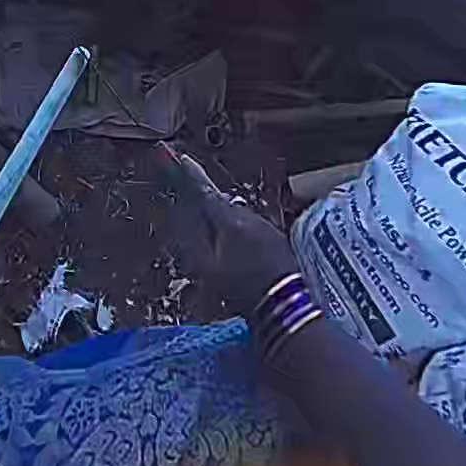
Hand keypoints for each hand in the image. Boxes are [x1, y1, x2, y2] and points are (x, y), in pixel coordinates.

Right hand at [170, 152, 299, 315]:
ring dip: (225, 223)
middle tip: (194, 216)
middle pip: (221, 203)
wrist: (286, 309)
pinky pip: (251, 228)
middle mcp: (249, 217)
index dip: (191, 173)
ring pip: (237, 217)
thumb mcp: (203, 263)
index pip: (204, 189)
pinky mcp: (279, 241)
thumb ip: (189, 235)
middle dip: (207, 206)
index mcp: (228, 219)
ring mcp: (267, 228)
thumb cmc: (240, 288)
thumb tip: (179, 212)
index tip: (181, 157)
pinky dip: (240, 233)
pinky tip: (239, 252)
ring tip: (217, 243)